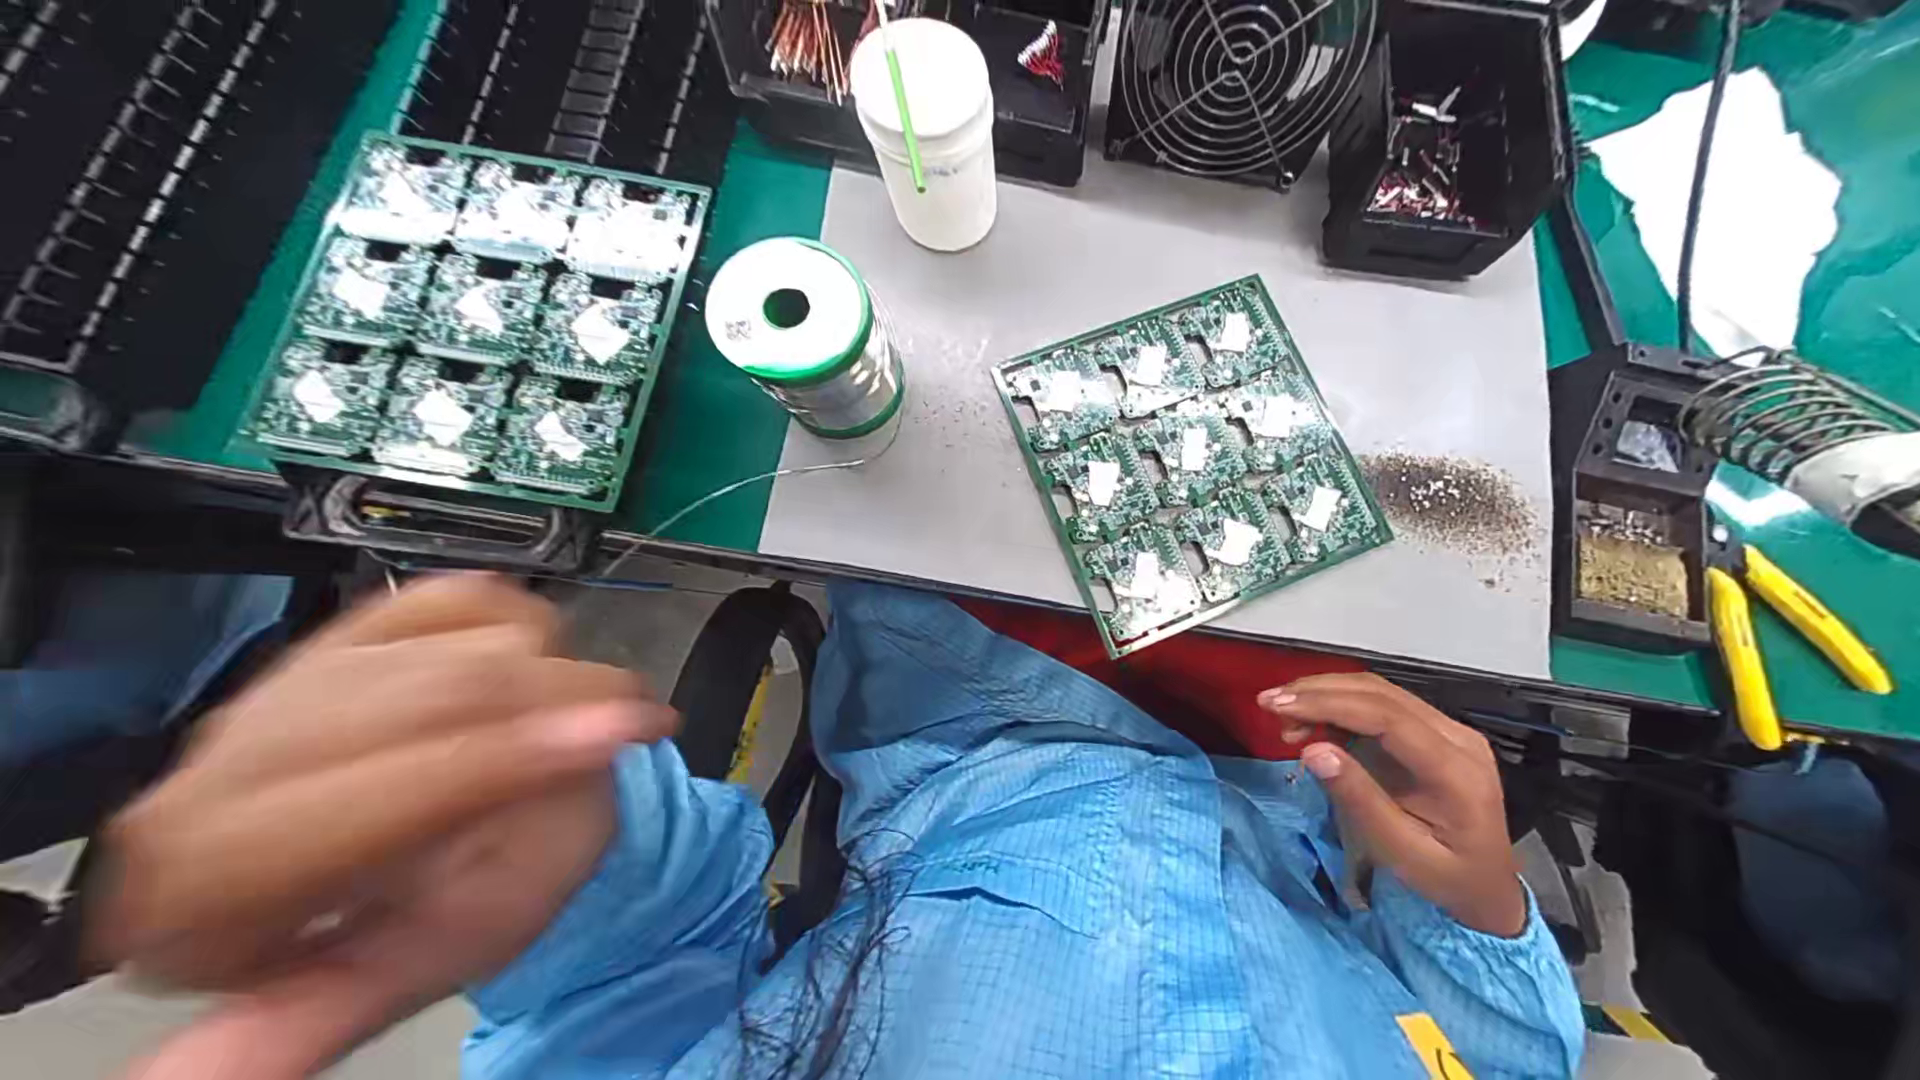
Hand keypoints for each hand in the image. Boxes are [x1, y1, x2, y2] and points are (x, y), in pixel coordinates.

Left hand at [88, 575, 677, 1078]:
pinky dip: (521, 622)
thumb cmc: (435, 915)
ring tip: (583, 716)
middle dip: (559, 700)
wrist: (430, 849)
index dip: (513, 763)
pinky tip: (533, 667)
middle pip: (429, 700)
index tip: (623, 733)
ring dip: (552, 670)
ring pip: (455, 641)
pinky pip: (460, 596)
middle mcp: (224, 766)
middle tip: (640, 719)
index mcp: (210, 885)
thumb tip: (214, 1068)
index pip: (373, 801)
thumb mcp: (423, 964)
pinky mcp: (353, 625)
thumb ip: (356, 986)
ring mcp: (293, 676)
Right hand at [1257, 673, 1525, 936]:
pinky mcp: (1430, 729)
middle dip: (1316, 692)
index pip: (1385, 717)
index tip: (1278, 706)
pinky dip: (1335, 703)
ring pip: (1375, 689)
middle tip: (1268, 703)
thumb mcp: (1400, 852)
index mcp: (1456, 770)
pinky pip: (1377, 701)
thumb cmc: (1444, 877)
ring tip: (1282, 713)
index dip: (1327, 704)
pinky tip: (1309, 720)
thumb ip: (1359, 799)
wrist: (1486, 888)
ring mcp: (1446, 729)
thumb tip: (1312, 750)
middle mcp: (1457, 737)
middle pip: (1378, 693)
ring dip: (1322, 693)